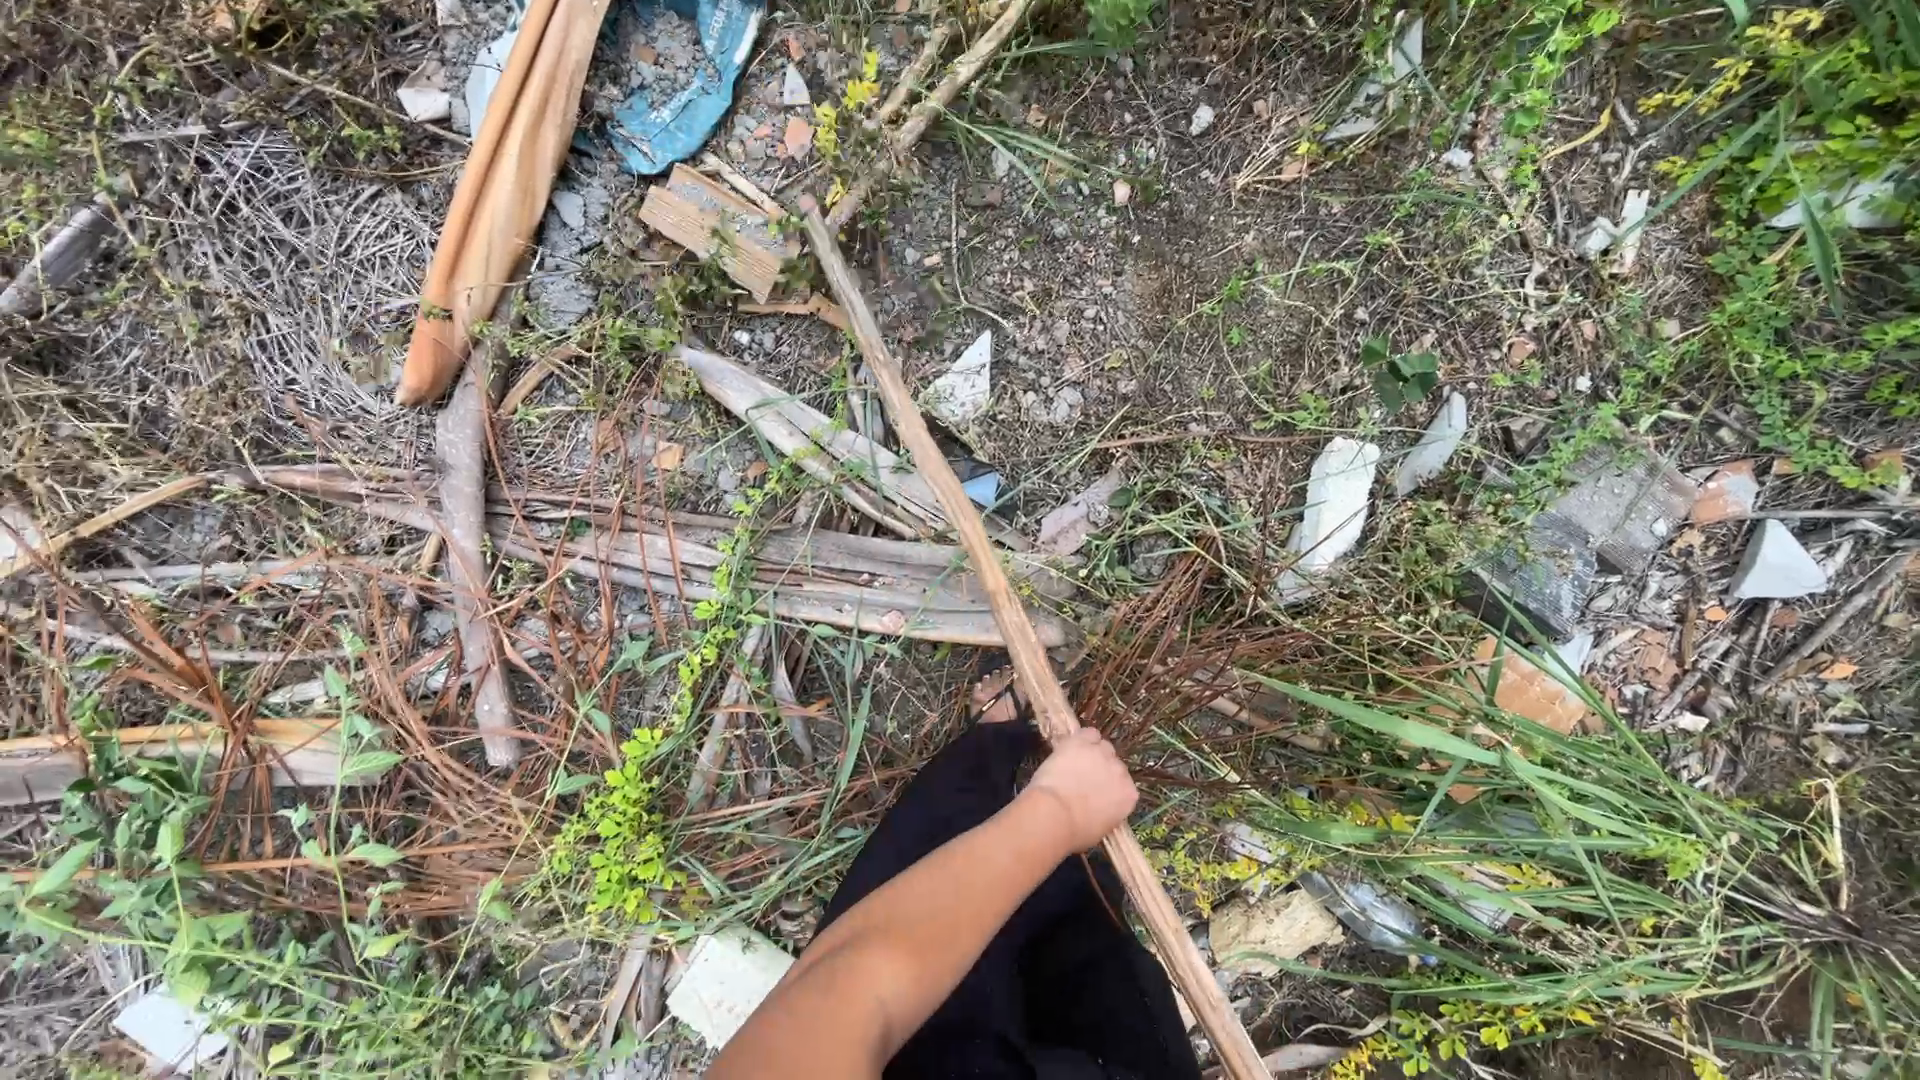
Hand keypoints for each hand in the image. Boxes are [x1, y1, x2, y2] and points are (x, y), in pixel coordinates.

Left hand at [1023, 728, 1136, 852]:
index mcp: (1128, 796)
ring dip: (1092, 752)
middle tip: (1083, 778)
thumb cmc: (1075, 831)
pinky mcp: (1082, 742)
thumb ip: (1107, 811)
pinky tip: (1071, 747)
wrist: (1055, 814)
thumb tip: (1099, 807)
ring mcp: (1102, 754)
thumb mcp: (1100, 828)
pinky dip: (1082, 738)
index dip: (1109, 786)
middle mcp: (1120, 772)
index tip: (1097, 791)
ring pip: (1102, 745)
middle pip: (1115, 763)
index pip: (1124, 784)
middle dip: (1102, 769)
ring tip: (1076, 761)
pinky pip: (1088, 733)